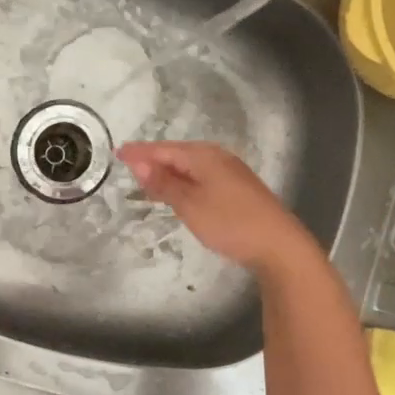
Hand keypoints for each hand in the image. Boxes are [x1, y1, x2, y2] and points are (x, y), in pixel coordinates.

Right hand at [116, 141, 309, 274]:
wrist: (278, 245)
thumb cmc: (230, 222)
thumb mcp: (190, 204)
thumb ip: (164, 183)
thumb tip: (138, 163)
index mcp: (204, 156)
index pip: (164, 149)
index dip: (140, 152)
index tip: (117, 153)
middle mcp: (218, 158)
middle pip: (177, 154)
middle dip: (152, 159)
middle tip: (128, 165)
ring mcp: (230, 172)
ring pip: (190, 166)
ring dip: (167, 171)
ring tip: (145, 179)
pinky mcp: (236, 188)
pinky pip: (200, 176)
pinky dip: (183, 181)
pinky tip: (177, 191)